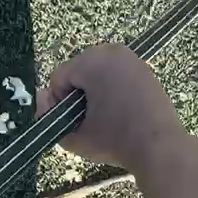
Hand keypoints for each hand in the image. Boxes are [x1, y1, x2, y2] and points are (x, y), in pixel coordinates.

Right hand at [37, 43, 188, 171]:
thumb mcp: (73, 136)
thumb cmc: (113, 140)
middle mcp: (112, 51)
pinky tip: (119, 112)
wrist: (157, 146)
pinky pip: (116, 76)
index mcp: (92, 61)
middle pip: (78, 71)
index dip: (58, 102)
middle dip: (77, 94)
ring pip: (97, 73)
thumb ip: (48, 117)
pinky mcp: (144, 70)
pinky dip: (112, 90)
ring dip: (94, 93)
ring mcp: (131, 58)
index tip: (71, 122)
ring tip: (103, 118)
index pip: (59, 77)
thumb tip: (40, 98)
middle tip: (88, 121)